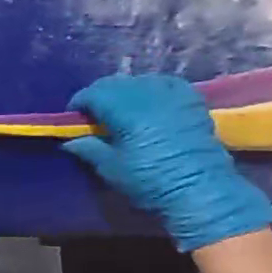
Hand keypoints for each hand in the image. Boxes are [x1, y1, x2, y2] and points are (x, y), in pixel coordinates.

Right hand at [62, 74, 271, 251]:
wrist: (201, 192)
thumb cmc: (150, 182)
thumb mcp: (111, 169)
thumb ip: (88, 149)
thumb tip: (70, 141)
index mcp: (126, 112)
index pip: (94, 94)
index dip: (78, 104)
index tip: (73, 118)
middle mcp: (149, 96)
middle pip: (115, 83)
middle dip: (100, 96)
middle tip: (94, 116)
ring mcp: (173, 96)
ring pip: (140, 80)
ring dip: (125, 92)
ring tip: (122, 110)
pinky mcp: (192, 101)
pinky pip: (166, 83)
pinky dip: (152, 89)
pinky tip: (149, 105)